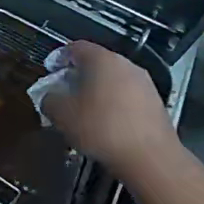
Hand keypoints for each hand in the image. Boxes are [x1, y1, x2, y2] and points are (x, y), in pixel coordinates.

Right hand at [43, 40, 180, 178]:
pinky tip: (104, 123)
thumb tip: (50, 97)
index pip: (76, 47)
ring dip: (96, 90)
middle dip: (77, 75)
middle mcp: (126, 64)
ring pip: (113, 79)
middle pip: (96, 62)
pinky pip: (126, 95)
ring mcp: (144, 83)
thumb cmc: (100, 128)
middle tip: (63, 91)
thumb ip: (49, 99)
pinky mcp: (155, 102)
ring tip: (82, 110)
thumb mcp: (61, 115)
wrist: (148, 156)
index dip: (59, 56)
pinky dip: (112, 103)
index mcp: (102, 60)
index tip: (49, 69)